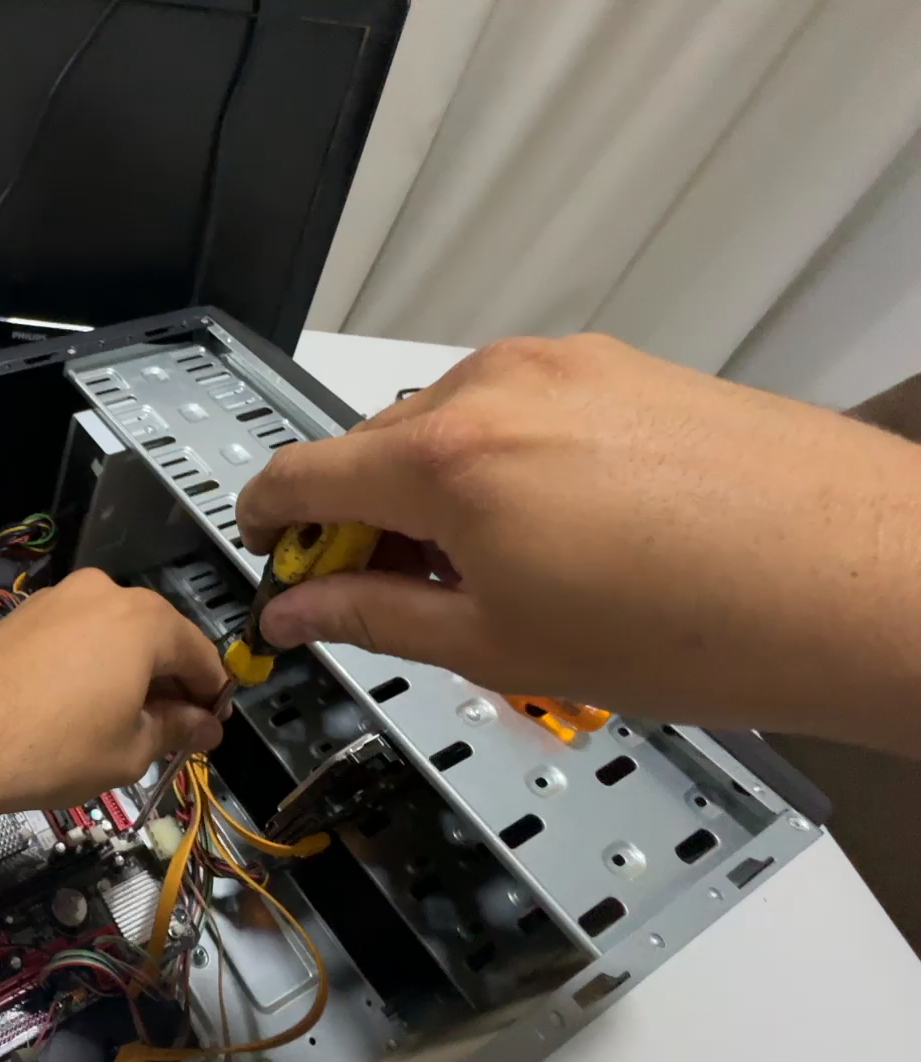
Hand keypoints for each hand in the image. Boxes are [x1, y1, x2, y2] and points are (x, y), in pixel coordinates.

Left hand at [0, 568, 226, 814]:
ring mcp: (57, 598)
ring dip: (128, 671)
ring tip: (119, 722)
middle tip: (169, 730)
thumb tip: (204, 725)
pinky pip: (75, 634)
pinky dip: (90, 662)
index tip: (210, 727)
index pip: (200, 654)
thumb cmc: (52, 747)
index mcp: (142, 619)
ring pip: (113, 633)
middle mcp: (102, 593)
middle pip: (156, 636)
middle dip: (168, 681)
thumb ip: (176, 730)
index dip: (211, 694)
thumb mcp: (129, 750)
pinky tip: (77, 703)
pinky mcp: (23, 614)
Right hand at [236, 333, 920, 747]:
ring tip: (473, 558)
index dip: (260, 518)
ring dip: (411, 489)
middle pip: (355, 451)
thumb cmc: (695, 626)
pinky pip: (489, 406)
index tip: (269, 552)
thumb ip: (362, 617)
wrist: (897, 585)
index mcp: (442, 458)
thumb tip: (286, 614)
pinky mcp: (601, 363)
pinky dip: (472, 458)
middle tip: (382, 583)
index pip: (293, 475)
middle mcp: (483, 387)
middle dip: (346, 518)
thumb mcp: (490, 643)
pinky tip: (531, 516)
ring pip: (420, 426)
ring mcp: (548, 365)